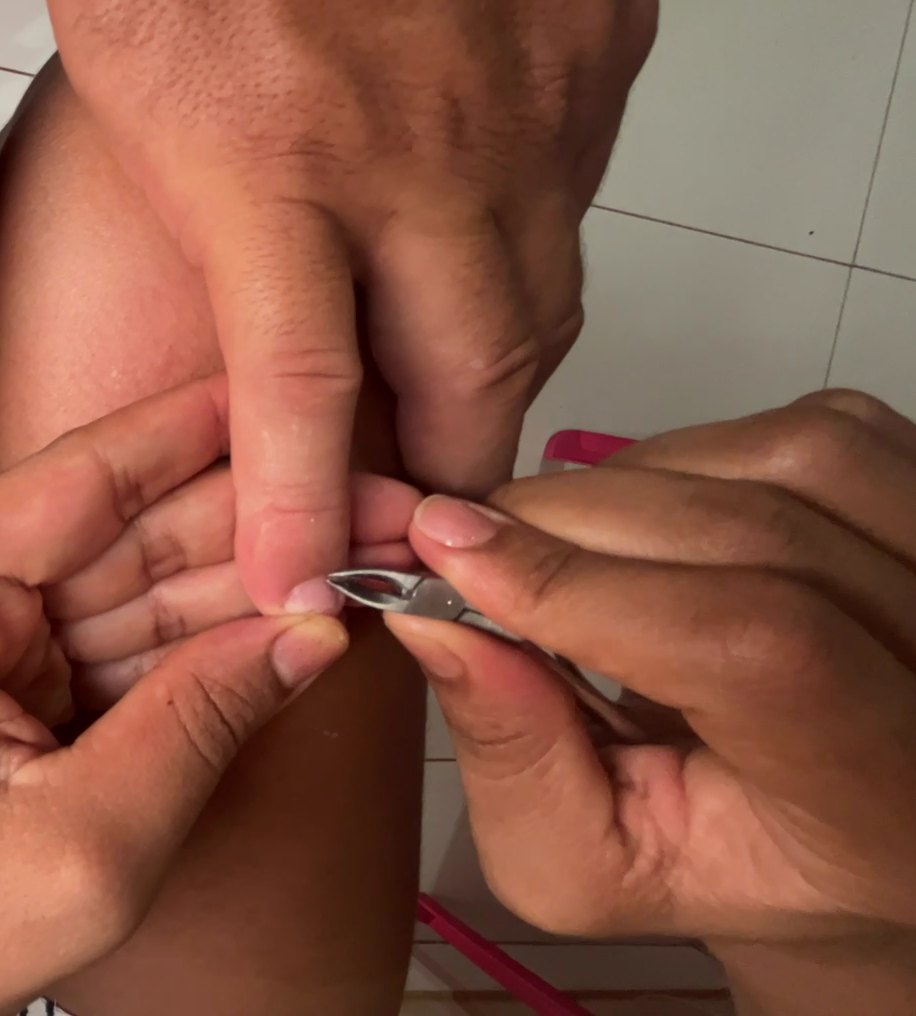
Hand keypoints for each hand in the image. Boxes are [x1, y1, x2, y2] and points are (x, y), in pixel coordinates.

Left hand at [0, 378, 349, 1014]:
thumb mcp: (82, 845)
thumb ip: (199, 722)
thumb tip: (311, 630)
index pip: (75, 479)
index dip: (189, 429)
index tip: (281, 387)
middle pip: (118, 519)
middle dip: (247, 509)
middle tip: (369, 495)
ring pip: (135, 569)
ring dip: (244, 562)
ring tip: (356, 546)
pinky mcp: (16, 661)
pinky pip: (127, 625)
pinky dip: (209, 622)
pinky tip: (290, 604)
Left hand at [40, 0, 658, 607]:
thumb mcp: (142, 135)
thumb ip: (216, 253)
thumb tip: (274, 353)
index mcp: (270, 175)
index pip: (301, 395)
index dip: (305, 513)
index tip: (299, 591)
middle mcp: (415, 147)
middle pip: (463, 372)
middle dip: (441, 466)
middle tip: (406, 517)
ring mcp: (519, 87)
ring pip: (533, 297)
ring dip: (487, 377)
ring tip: (438, 421)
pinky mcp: (586, 31)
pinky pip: (568, 195)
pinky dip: (518, 260)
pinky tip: (471, 270)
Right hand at [388, 392, 915, 1009]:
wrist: (824, 836)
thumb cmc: (695, 862)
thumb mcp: (566, 860)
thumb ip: (502, 752)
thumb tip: (426, 616)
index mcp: (882, 808)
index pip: (751, 647)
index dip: (575, 582)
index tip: (441, 544)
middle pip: (750, 534)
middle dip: (556, 519)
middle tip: (460, 539)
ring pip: (782, 463)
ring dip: (615, 483)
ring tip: (550, 537)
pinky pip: (812, 432)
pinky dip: (684, 453)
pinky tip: (636, 514)